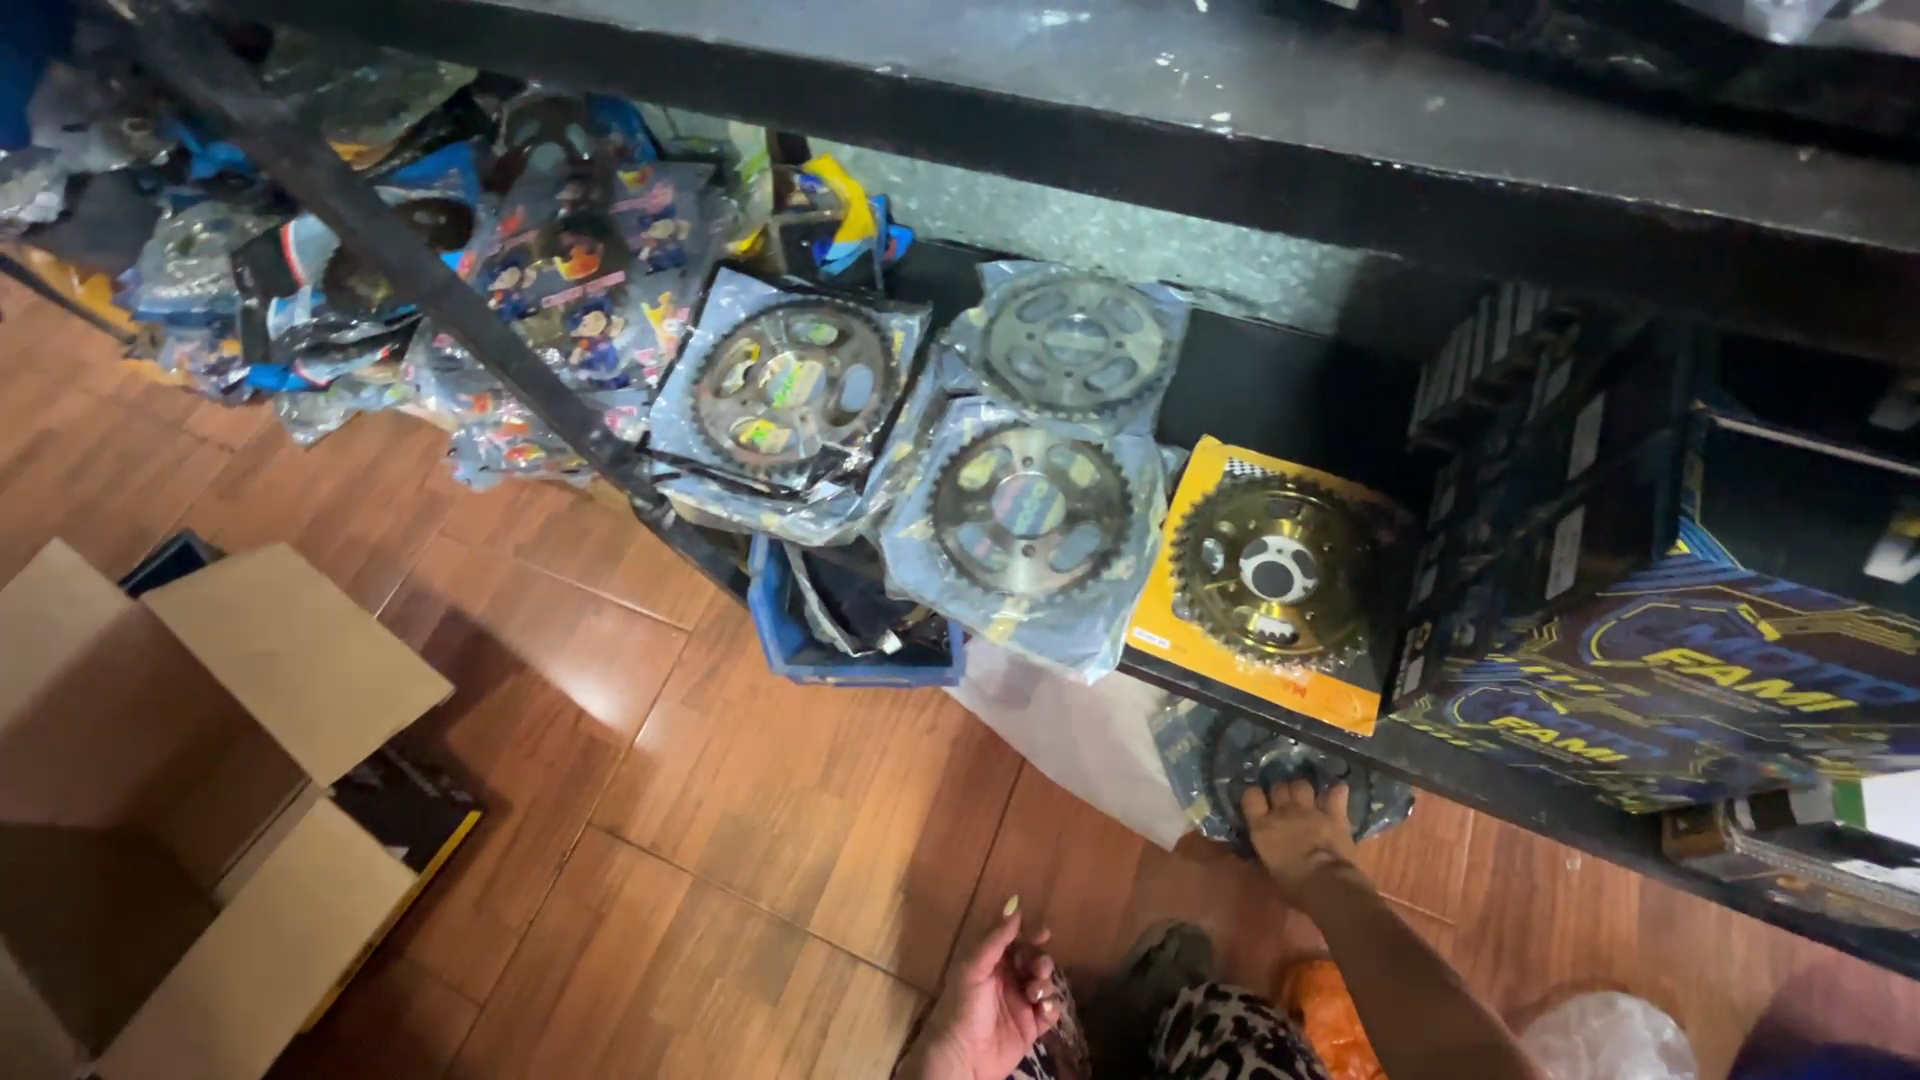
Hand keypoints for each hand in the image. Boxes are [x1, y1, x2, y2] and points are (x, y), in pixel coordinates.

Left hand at [902, 900, 1061, 1079]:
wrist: (962, 1056)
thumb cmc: (962, 1006)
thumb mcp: (974, 967)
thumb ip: (995, 939)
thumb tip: (1015, 906)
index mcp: (992, 963)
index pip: (1016, 941)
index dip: (1030, 934)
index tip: (1043, 933)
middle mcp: (1008, 979)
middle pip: (1035, 960)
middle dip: (1041, 961)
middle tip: (1037, 968)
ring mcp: (1021, 1003)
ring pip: (1045, 983)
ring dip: (1045, 983)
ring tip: (1033, 993)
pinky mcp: (1031, 1027)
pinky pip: (1050, 1011)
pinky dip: (1051, 1007)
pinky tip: (1041, 1010)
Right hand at [1242, 779, 1364, 897]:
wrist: (1329, 885)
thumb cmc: (1295, 885)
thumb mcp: (1270, 868)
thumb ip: (1266, 849)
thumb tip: (1264, 845)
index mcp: (1262, 826)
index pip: (1250, 795)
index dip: (1254, 795)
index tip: (1259, 801)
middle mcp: (1283, 812)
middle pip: (1278, 785)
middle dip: (1281, 790)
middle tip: (1285, 800)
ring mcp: (1309, 810)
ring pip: (1302, 784)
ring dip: (1303, 789)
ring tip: (1307, 797)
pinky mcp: (1334, 815)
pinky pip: (1336, 793)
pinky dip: (1337, 792)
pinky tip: (1338, 793)